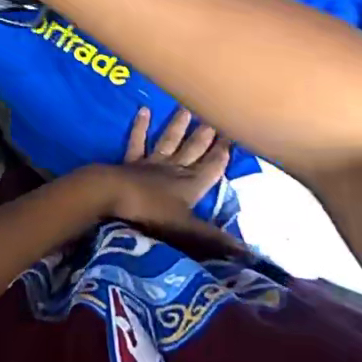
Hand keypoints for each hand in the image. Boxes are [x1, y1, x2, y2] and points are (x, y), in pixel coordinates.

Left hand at [104, 106, 233, 228]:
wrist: (114, 194)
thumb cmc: (151, 212)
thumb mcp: (186, 229)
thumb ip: (215, 238)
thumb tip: (248, 253)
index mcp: (190, 185)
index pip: (212, 167)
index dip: (223, 154)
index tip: (235, 136)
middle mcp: (173, 169)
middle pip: (193, 149)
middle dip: (205, 135)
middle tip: (214, 114)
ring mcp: (151, 162)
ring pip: (168, 140)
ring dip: (178, 125)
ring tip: (187, 108)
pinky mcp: (131, 160)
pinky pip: (137, 140)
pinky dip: (140, 126)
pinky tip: (143, 109)